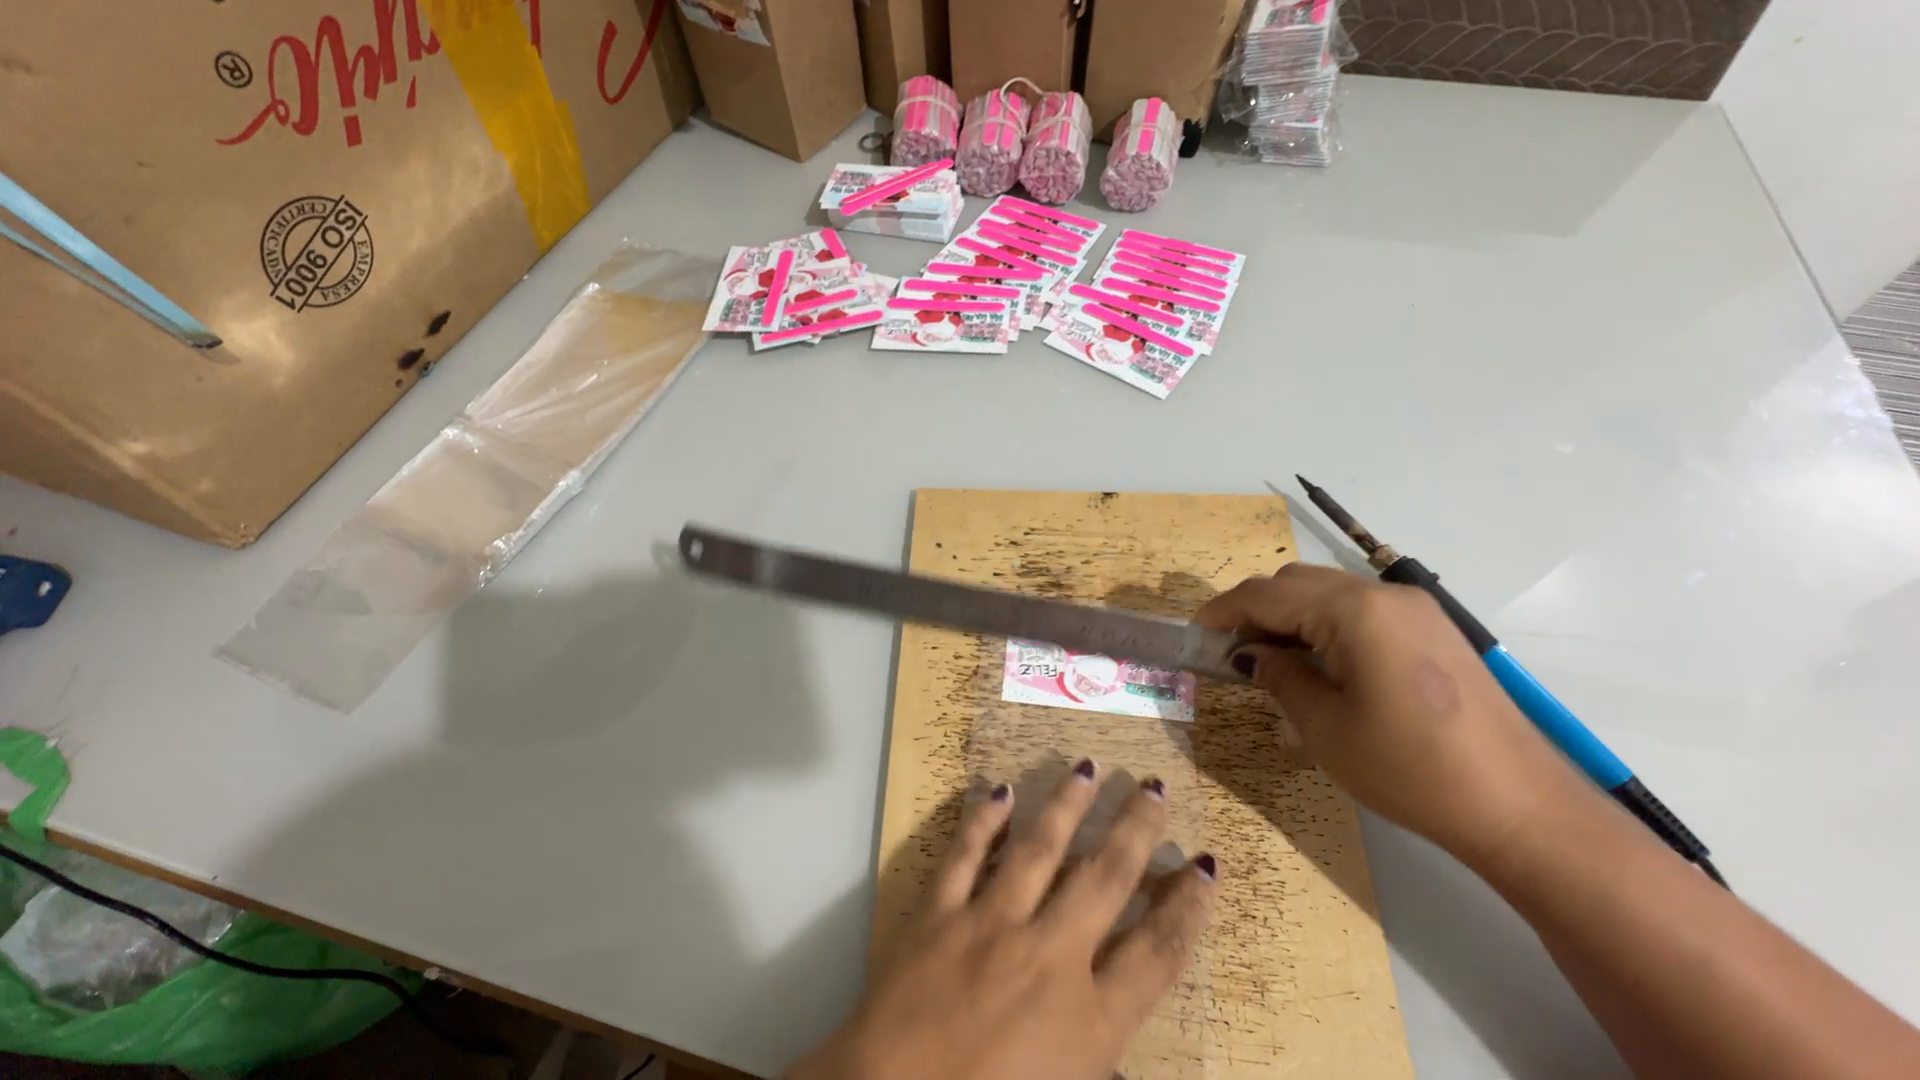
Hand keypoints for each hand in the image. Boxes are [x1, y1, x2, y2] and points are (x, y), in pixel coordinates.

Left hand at [789, 762, 1215, 1079]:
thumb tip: (1125, 1025)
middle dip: (1136, 830)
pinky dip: (983, 821)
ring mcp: (989, 926)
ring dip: (1066, 805)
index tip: (1205, 866)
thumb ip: (1102, 1051)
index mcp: (1089, 1018)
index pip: (1156, 952)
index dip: (1188, 908)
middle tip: (1154, 787)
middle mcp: (1048, 957)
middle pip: (1105, 880)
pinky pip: (965, 856)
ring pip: (1038, 850)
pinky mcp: (936, 915)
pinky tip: (1001, 791)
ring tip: (1087, 767)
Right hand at [1193, 564, 1578, 859]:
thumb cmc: (1410, 769)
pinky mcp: (1433, 631)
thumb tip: (1250, 654)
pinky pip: (1362, 611)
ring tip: (1270, 662)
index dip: (1223, 611)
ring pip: (1330, 593)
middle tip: (1230, 655)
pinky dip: (1326, 625)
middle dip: (1255, 611)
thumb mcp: (1326, 728)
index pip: (1268, 594)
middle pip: (1298, 583)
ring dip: (1291, 617)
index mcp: (1355, 611)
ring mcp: (1416, 610)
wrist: (1519, 806)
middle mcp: (1386, 595)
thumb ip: (1280, 677)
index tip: (1193, 635)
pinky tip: (1319, 665)